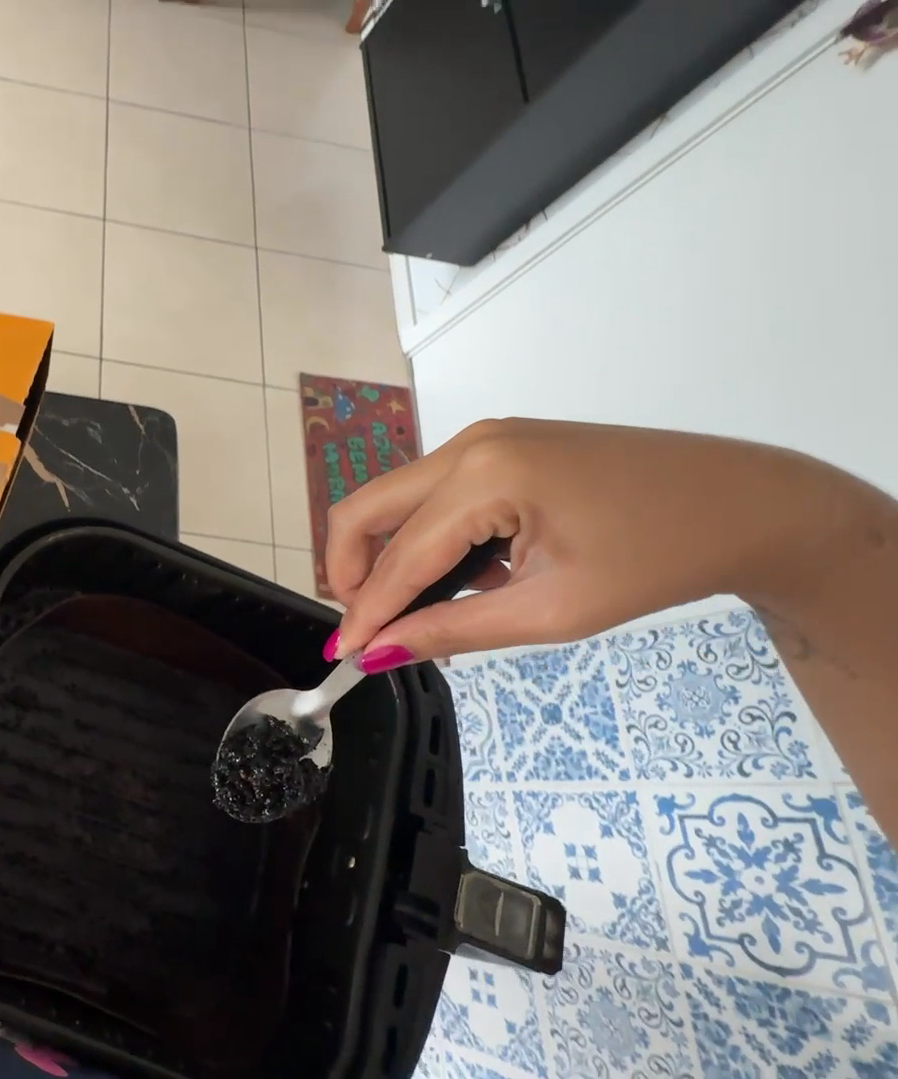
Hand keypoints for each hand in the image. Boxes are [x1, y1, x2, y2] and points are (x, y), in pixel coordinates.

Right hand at [324, 418, 850, 664]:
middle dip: (350, 572)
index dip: (365, 612)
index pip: (400, 556)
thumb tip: (377, 654)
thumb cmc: (660, 562)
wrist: (752, 504)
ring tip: (421, 606)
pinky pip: (426, 494)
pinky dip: (421, 537)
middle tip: (363, 624)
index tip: (342, 656)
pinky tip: (463, 572)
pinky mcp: (493, 445)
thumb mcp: (553, 611)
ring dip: (385, 555)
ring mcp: (479, 439)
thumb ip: (453, 630)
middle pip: (365, 510)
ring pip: (390, 500)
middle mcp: (467, 445)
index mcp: (485, 477)